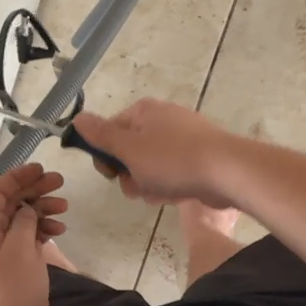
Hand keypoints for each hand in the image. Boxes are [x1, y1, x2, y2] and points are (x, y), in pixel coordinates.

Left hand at [0, 164, 67, 305]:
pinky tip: (59, 231)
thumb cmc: (13, 288)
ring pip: (22, 221)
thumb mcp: (20, 247)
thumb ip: (24, 220)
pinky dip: (42, 231)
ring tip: (65, 208)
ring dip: (42, 211)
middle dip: (34, 191)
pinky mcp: (16, 267)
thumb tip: (28, 208)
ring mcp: (3, 253)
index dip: (18, 176)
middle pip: (11, 204)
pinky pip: (28, 239)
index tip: (42, 169)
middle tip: (60, 184)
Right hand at [69, 99, 242, 207]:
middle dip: (129, 175)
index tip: (110, 174)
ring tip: (161, 192)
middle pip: (128, 153)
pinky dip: (168, 186)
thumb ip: (101, 135)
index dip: (104, 157)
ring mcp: (181, 137)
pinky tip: (176, 194)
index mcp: (142, 112)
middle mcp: (161, 119)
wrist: (227, 171)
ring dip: (148, 185)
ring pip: (148, 167)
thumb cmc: (172, 160)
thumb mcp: (129, 149)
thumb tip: (77, 118)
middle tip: (139, 186)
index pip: (108, 133)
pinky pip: (170, 173)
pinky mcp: (197, 156)